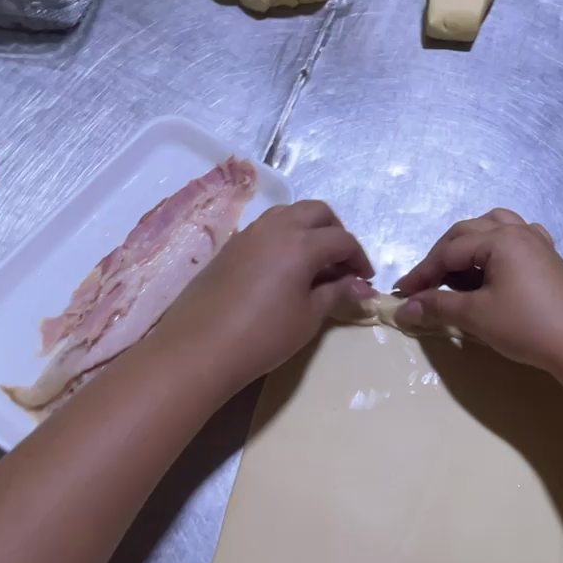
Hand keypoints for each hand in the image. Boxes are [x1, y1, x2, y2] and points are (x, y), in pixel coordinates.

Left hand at [154, 200, 374, 388]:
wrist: (197, 350)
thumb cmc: (262, 336)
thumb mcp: (308, 318)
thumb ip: (336, 294)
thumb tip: (361, 286)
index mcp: (302, 243)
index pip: (342, 239)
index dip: (359, 258)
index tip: (365, 279)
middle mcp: (277, 227)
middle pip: (317, 212)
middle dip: (336, 232)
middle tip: (341, 263)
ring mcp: (250, 233)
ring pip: (289, 213)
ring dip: (308, 229)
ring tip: (313, 262)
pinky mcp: (230, 246)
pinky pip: (267, 228)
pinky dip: (284, 237)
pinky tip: (283, 267)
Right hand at [393, 208, 562, 379]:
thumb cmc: (527, 326)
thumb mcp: (476, 316)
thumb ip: (438, 307)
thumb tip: (405, 309)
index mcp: (500, 238)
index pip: (449, 250)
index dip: (423, 272)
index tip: (402, 292)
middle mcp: (518, 231)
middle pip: (468, 232)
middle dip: (442, 257)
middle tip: (424, 285)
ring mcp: (537, 242)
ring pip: (494, 227)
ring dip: (469, 246)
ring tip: (456, 272)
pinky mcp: (549, 258)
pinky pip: (517, 237)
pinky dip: (497, 246)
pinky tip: (495, 265)